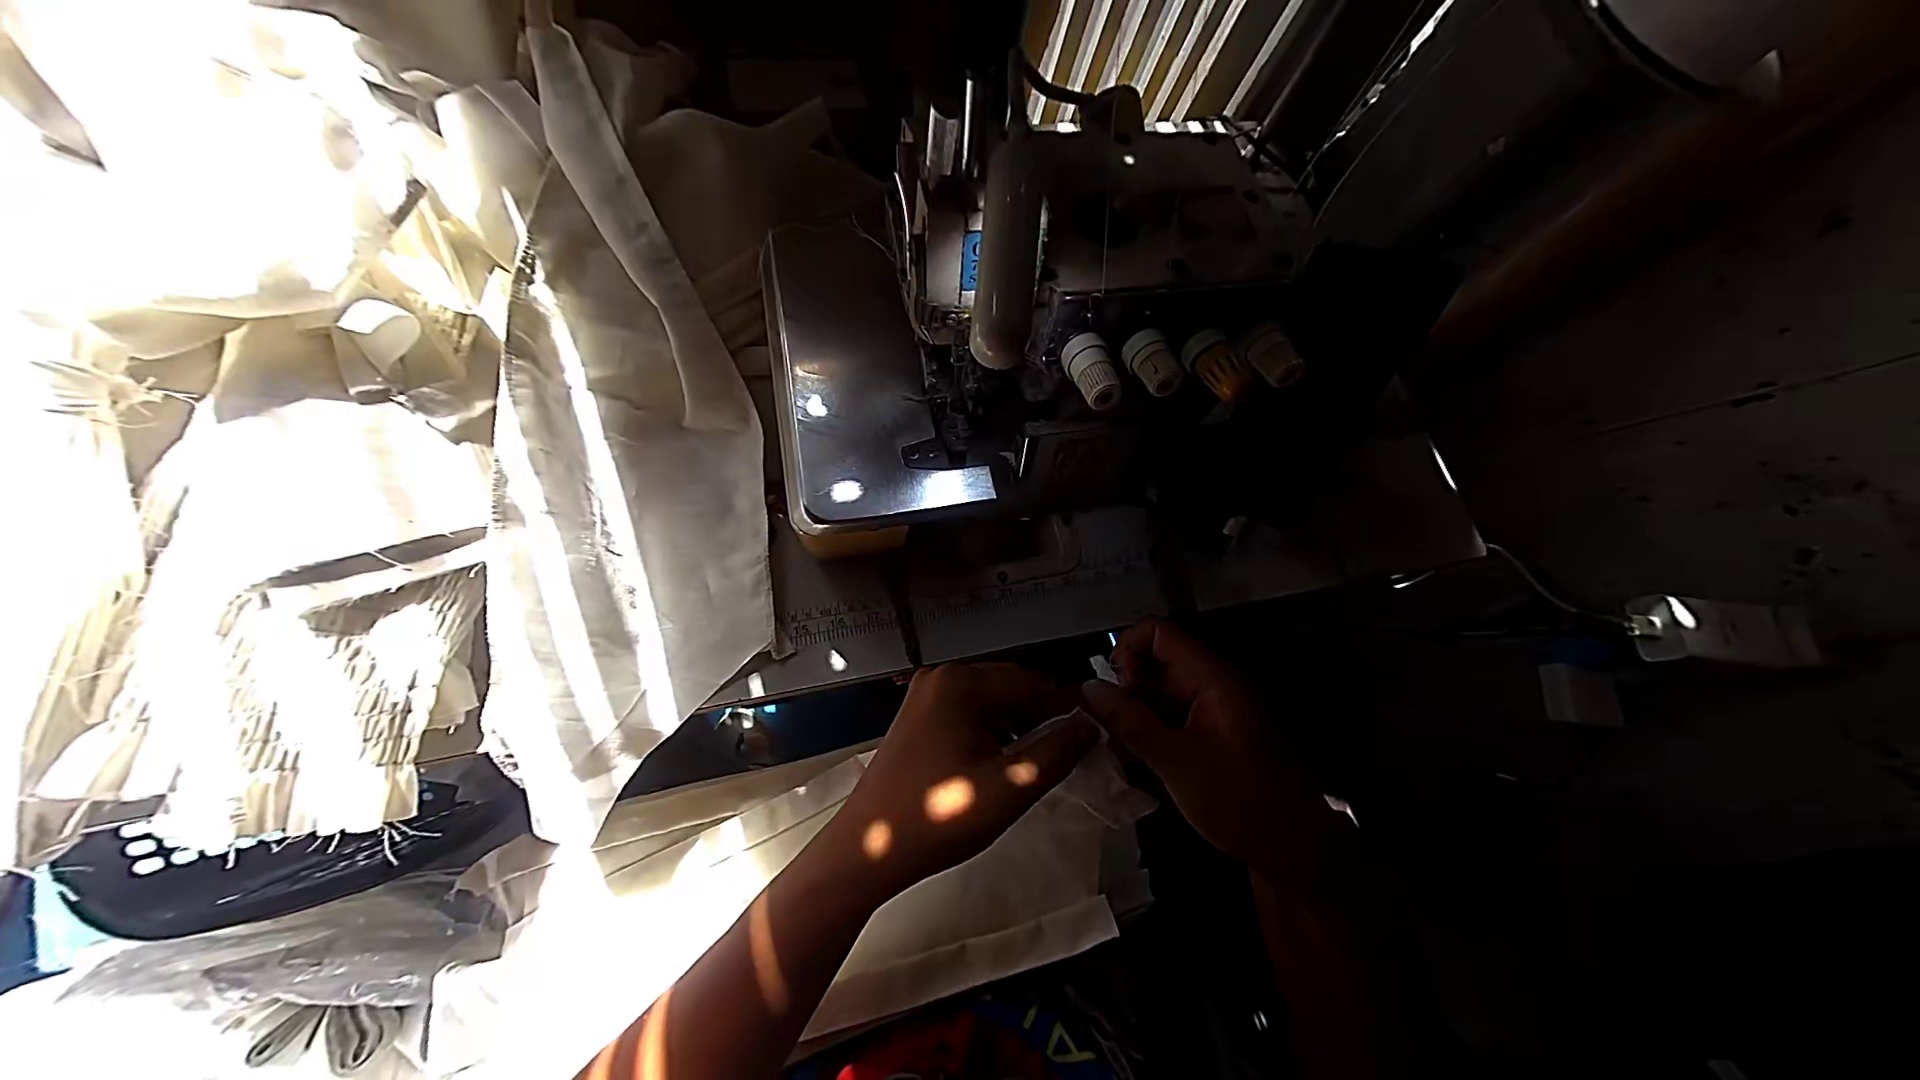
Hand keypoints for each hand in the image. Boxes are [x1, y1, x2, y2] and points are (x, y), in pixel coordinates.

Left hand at [826, 662, 1100, 900]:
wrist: (869, 851)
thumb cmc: (935, 820)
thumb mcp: (1009, 788)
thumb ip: (1056, 752)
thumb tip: (1088, 724)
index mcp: (959, 683)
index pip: (1031, 681)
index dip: (1067, 706)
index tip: (1094, 728)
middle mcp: (940, 678)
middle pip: (1010, 686)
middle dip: (1043, 715)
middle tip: (1073, 746)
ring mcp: (925, 697)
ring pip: (991, 701)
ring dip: (1020, 723)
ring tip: (1043, 756)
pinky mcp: (919, 718)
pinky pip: (969, 713)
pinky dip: (994, 730)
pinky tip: (1006, 759)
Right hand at [1079, 619, 1342, 883]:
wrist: (1298, 851)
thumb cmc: (1244, 804)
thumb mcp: (1176, 763)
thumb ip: (1129, 722)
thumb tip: (1089, 689)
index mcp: (1212, 679)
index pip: (1158, 633)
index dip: (1126, 650)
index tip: (1115, 691)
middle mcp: (1213, 684)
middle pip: (1155, 661)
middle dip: (1125, 688)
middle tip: (1111, 727)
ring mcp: (1213, 708)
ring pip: (1159, 691)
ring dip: (1134, 713)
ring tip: (1121, 749)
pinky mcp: (1212, 732)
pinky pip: (1171, 715)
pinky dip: (1150, 730)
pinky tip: (1139, 760)